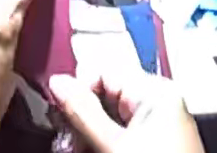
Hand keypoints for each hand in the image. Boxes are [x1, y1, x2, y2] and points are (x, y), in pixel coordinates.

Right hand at [47, 69, 204, 152]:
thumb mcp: (113, 147)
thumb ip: (83, 112)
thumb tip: (57, 81)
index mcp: (155, 91)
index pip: (104, 72)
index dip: (77, 91)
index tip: (58, 116)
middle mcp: (160, 103)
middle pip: (107, 98)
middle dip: (81, 121)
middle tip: (65, 144)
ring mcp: (160, 130)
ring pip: (112, 122)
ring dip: (88, 137)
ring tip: (73, 152)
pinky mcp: (158, 148)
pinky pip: (124, 139)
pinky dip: (104, 146)